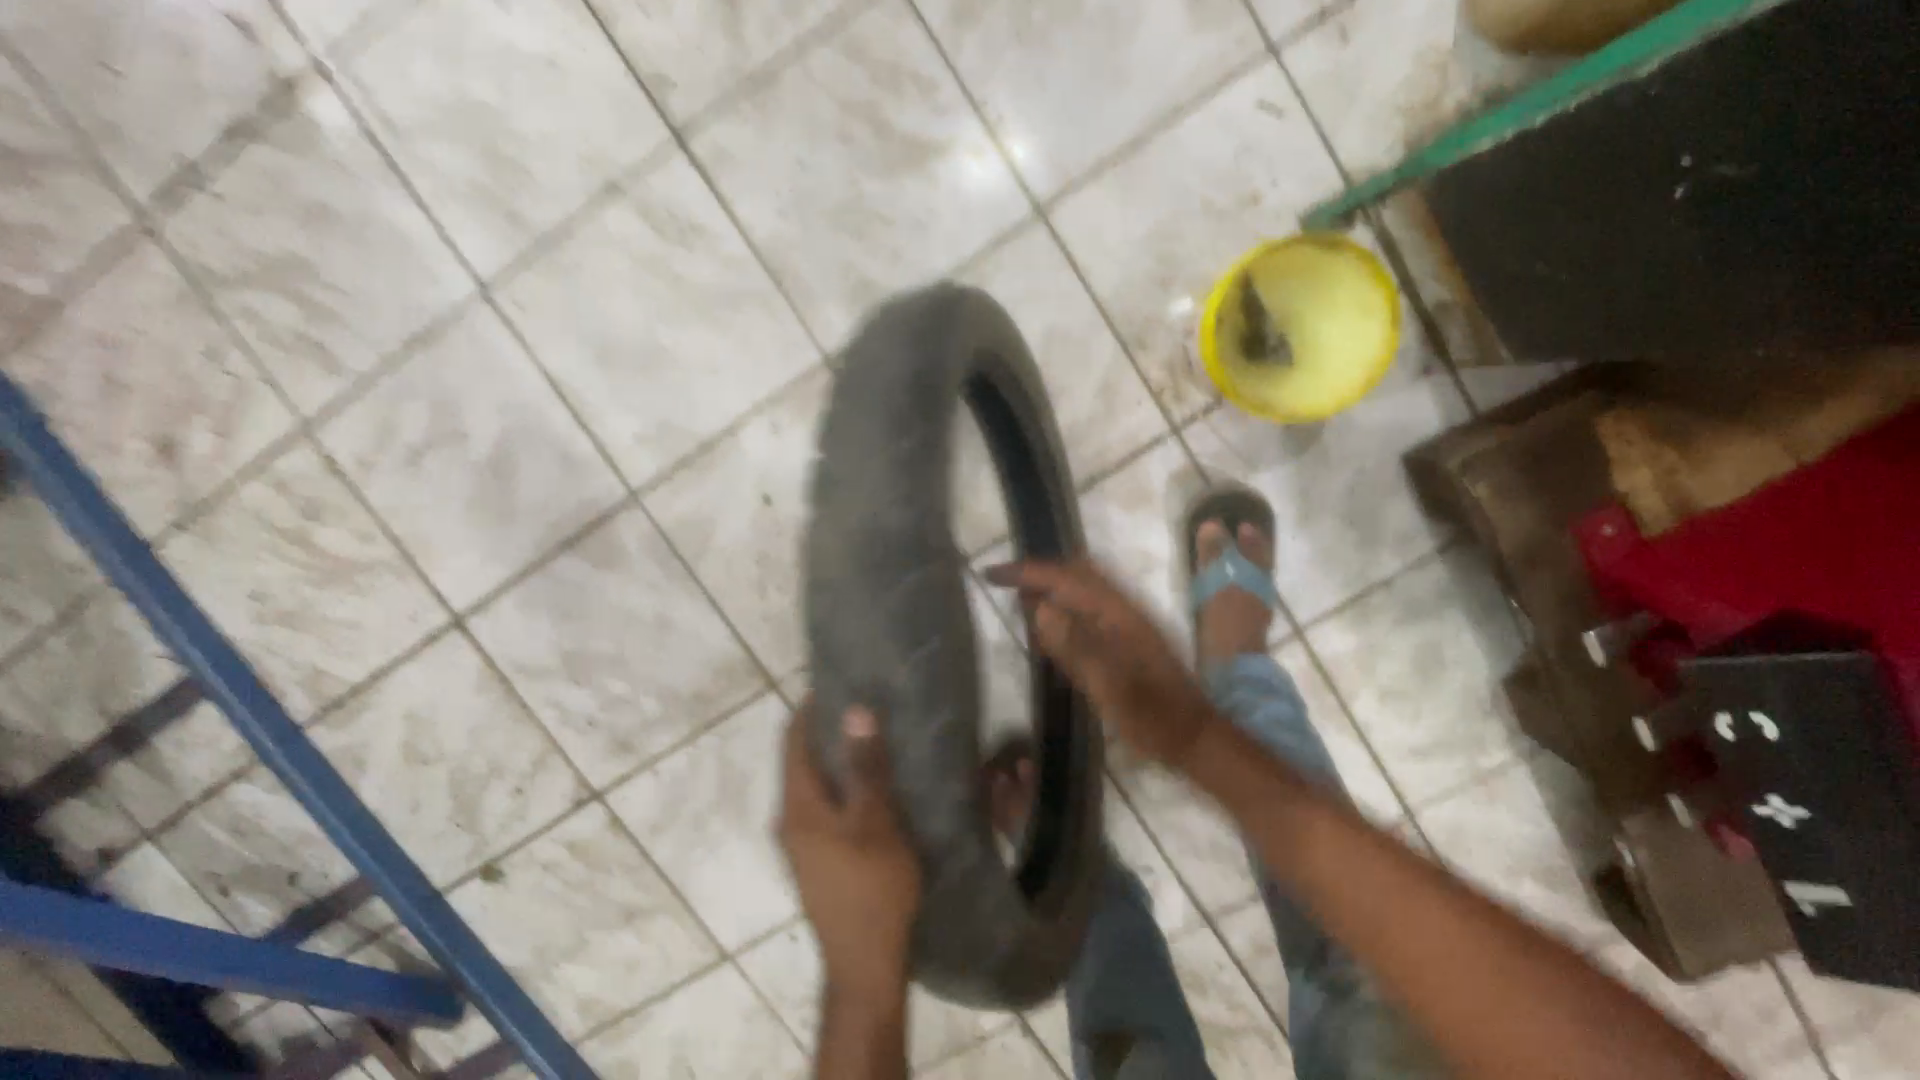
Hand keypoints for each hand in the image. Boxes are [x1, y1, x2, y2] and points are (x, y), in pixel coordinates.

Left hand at [777, 702, 922, 1000]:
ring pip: (815, 788)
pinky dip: (843, 789)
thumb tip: (854, 712)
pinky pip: (824, 810)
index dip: (810, 708)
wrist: (865, 963)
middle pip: (802, 763)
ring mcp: (801, 846)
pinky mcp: (818, 863)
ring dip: (837, 763)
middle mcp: (789, 821)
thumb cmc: (873, 886)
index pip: (793, 741)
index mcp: (797, 806)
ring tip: (874, 741)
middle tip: (864, 707)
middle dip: (827, 733)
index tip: (837, 681)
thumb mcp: (876, 821)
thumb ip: (866, 767)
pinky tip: (874, 790)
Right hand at [986, 558, 1218, 769]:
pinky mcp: (1129, 640)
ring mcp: (1129, 624)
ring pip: (1084, 589)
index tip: (992, 573)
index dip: (1027, 571)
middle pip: (1077, 573)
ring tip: (1019, 600)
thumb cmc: (1152, 717)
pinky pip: (1090, 610)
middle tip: (1004, 584)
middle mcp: (1124, 610)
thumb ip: (1076, 645)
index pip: (1066, 578)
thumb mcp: (1110, 686)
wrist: (1195, 739)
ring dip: (1052, 588)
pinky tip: (1051, 629)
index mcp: (1119, 614)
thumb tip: (1039, 607)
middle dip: (1039, 572)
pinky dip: (1065, 607)